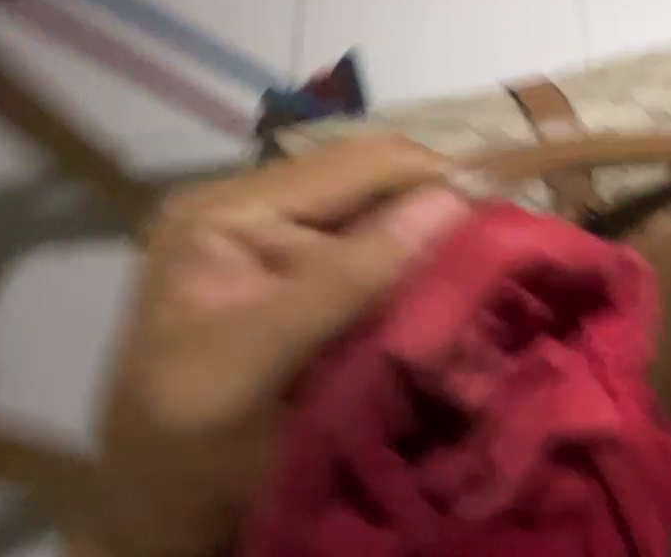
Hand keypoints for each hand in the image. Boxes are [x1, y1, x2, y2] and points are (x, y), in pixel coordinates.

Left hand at [91, 136, 471, 556]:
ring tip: (484, 253)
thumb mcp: (253, 363)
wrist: (165, 508)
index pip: (359, 164)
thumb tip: (456, 199)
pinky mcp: (314, 258)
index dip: (439, 178)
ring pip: (394, 198)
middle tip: (501, 238)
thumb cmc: (187, 446)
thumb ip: (346, 279)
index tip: (505, 215)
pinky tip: (450, 270)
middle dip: (444, 200)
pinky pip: (390, 231)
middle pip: (382, 172)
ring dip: (441, 223)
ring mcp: (287, 227)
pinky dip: (429, 247)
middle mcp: (259, 200)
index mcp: (226, 209)